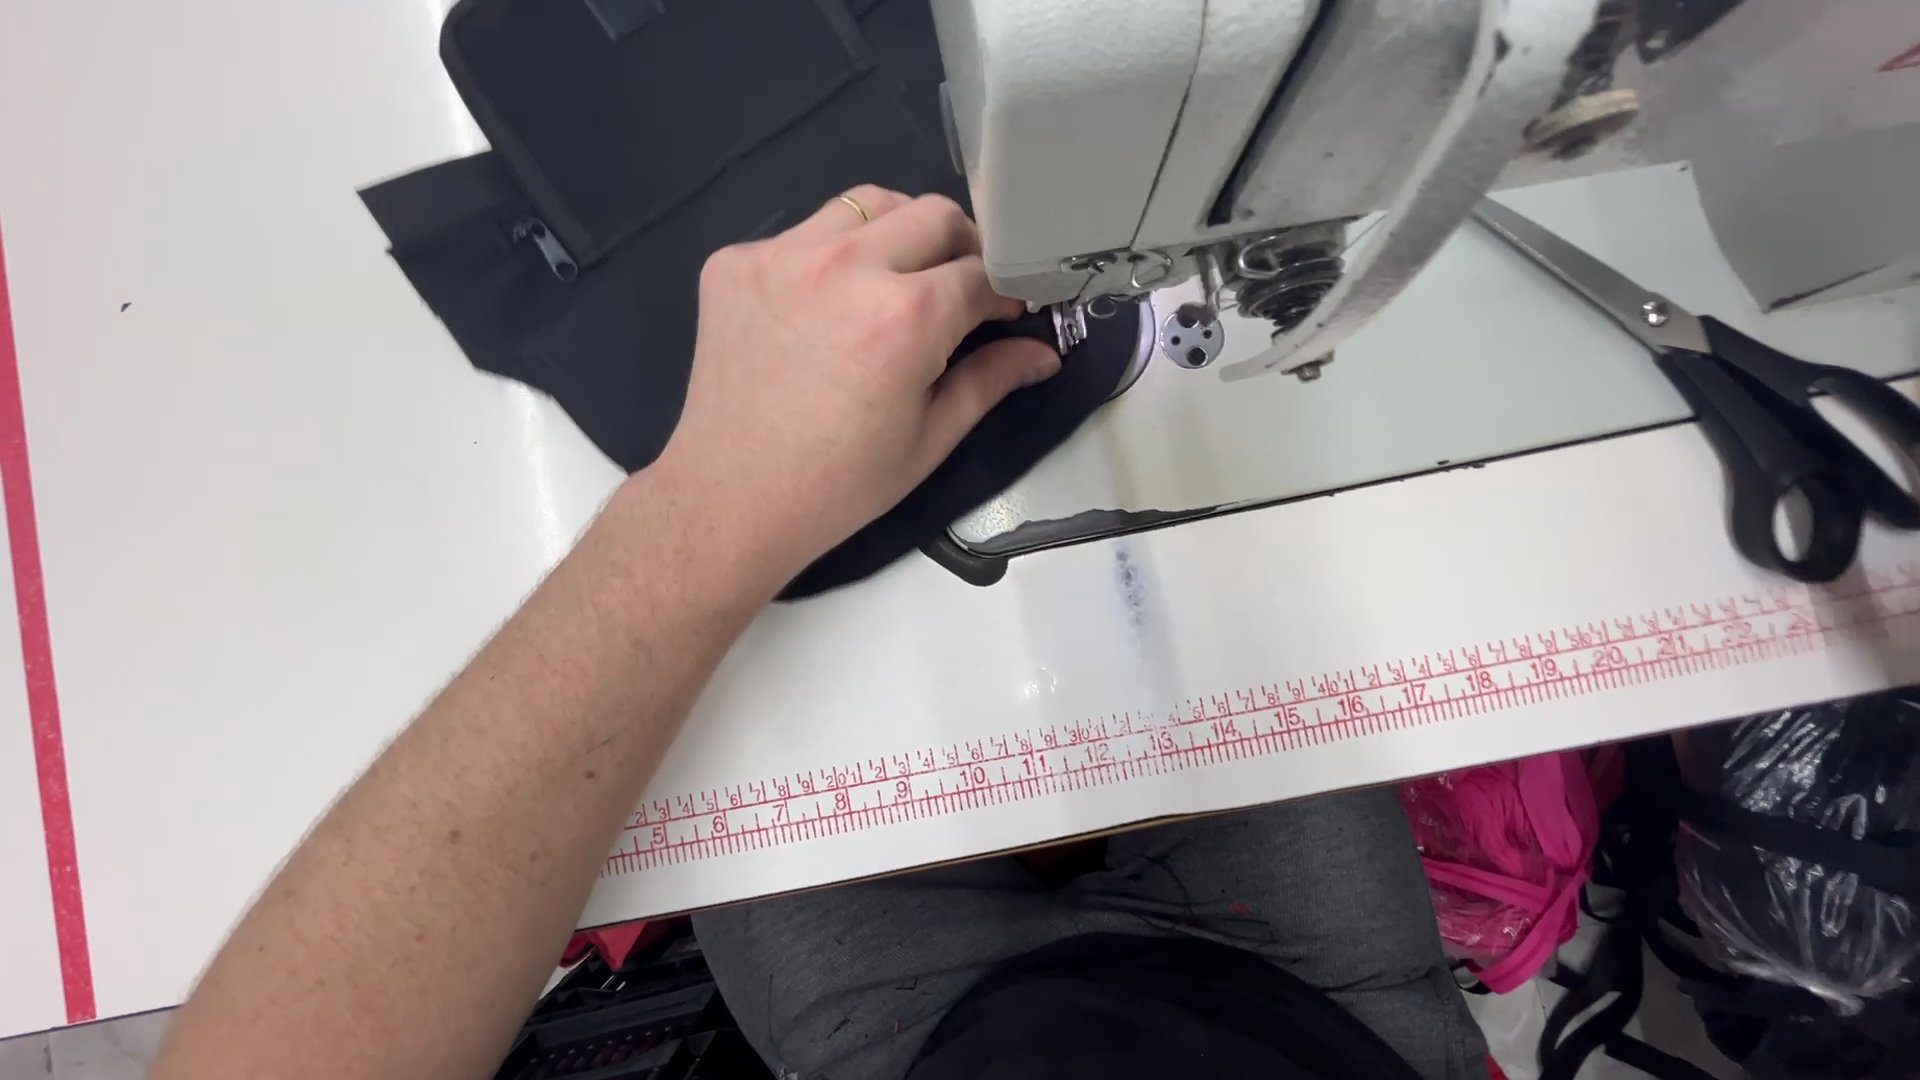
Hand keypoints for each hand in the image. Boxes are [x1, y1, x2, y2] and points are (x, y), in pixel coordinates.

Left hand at [648, 185, 1061, 593]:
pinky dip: (831, 255)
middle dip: (963, 249)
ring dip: (900, 234)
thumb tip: (1046, 354)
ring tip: (896, 282)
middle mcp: (846, 265)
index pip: (982, 272)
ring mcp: (782, 254)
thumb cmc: (841, 484)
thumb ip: (991, 380)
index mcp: (907, 316)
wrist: (732, 498)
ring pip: (868, 205)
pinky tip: (825, 306)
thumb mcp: (930, 438)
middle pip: (933, 215)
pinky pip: (804, 233)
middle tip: (958, 293)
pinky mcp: (735, 260)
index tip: (1005, 313)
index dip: (1006, 291)